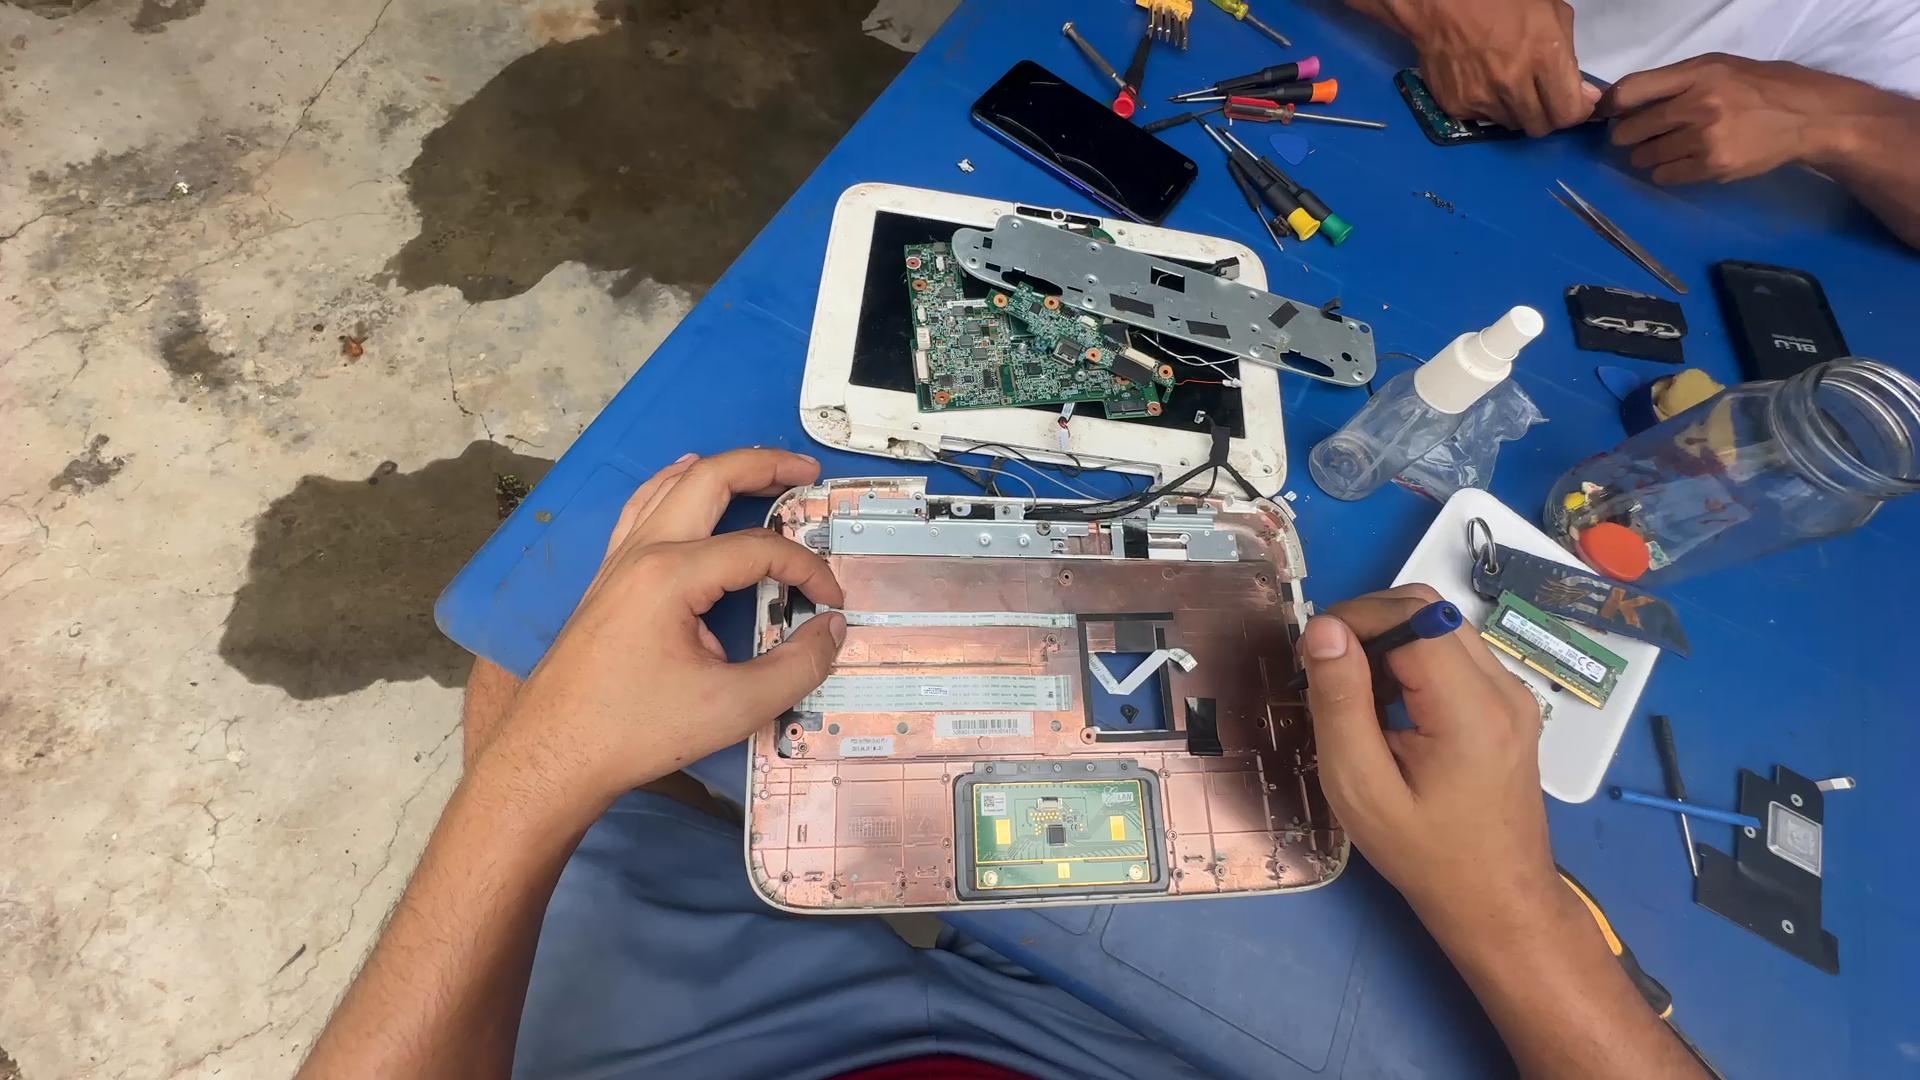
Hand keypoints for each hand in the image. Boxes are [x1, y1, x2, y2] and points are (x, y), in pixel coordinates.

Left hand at [481, 449, 845, 806]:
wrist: (550, 759)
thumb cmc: (638, 732)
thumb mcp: (735, 707)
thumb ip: (799, 666)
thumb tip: (834, 628)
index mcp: (673, 575)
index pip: (760, 549)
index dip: (807, 570)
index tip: (832, 601)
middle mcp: (643, 551)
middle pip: (710, 479)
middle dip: (765, 466)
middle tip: (808, 471)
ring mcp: (619, 559)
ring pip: (672, 484)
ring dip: (721, 469)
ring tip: (761, 470)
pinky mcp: (608, 577)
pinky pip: (644, 507)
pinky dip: (675, 485)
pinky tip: (686, 481)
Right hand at [1303, 584, 1559, 934]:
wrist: (1496, 901)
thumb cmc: (1422, 850)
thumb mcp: (1359, 783)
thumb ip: (1340, 701)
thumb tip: (1323, 628)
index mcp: (1471, 710)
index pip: (1413, 619)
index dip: (1353, 620)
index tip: (1311, 655)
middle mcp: (1503, 688)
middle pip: (1429, 607)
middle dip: (1364, 620)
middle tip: (1324, 666)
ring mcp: (1511, 693)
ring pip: (1438, 621)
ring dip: (1384, 635)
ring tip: (1352, 685)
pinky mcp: (1505, 702)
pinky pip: (1449, 648)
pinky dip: (1406, 652)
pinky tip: (1385, 697)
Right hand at [1393, 0, 1598, 134]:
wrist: (1446, 7)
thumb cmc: (1505, 0)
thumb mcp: (1552, 16)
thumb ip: (1569, 58)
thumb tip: (1585, 95)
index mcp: (1544, 57)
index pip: (1566, 112)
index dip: (1575, 113)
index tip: (1575, 105)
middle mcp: (1513, 86)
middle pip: (1539, 127)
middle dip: (1548, 116)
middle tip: (1546, 100)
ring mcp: (1482, 100)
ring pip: (1511, 123)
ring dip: (1519, 111)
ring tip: (1513, 87)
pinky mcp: (1458, 107)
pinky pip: (1484, 118)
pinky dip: (1491, 107)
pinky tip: (1486, 84)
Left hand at [1603, 54, 1854, 183]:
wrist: (1815, 116)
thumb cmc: (1759, 90)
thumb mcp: (1719, 71)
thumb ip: (1671, 84)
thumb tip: (1614, 105)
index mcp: (1702, 72)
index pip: (1627, 91)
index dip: (1609, 108)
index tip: (1609, 116)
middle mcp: (1701, 103)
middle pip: (1625, 132)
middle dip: (1629, 136)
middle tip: (1650, 134)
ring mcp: (1705, 136)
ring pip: (1640, 158)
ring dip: (1651, 155)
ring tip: (1680, 144)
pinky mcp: (1710, 165)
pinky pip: (1661, 175)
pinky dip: (1670, 170)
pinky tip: (1693, 159)